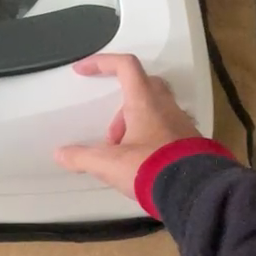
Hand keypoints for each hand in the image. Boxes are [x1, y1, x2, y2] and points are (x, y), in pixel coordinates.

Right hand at [55, 54, 200, 199]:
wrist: (195, 193)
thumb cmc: (151, 168)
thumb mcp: (109, 164)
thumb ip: (82, 157)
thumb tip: (60, 154)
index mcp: (145, 102)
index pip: (125, 66)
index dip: (102, 63)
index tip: (83, 70)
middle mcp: (166, 107)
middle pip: (144, 85)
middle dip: (121, 104)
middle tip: (110, 133)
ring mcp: (182, 123)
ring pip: (156, 109)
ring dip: (135, 124)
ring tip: (124, 154)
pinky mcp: (191, 142)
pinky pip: (168, 129)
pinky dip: (150, 138)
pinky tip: (143, 163)